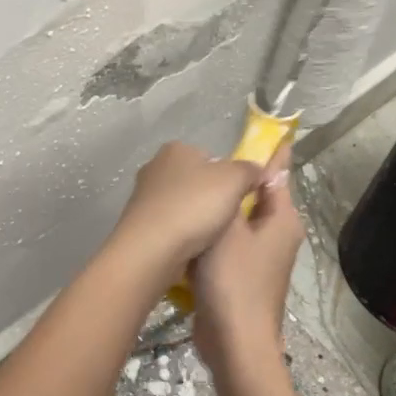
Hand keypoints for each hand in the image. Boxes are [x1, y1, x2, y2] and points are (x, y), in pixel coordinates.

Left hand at [108, 142, 264, 278]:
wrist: (152, 247)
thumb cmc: (194, 205)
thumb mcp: (234, 180)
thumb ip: (249, 170)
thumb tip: (256, 171)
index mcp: (175, 149)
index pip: (211, 157)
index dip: (229, 176)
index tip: (239, 196)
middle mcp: (155, 166)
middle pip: (197, 180)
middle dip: (212, 198)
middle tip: (227, 218)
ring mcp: (144, 194)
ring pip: (183, 203)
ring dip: (196, 217)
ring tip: (210, 235)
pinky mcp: (139, 220)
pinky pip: (170, 222)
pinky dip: (181, 232)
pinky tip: (191, 245)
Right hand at [189, 145, 302, 376]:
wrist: (235, 342)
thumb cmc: (232, 279)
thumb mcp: (228, 228)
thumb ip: (233, 194)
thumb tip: (244, 167)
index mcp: (282, 218)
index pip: (278, 172)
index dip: (272, 150)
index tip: (266, 128)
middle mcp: (277, 234)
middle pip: (255, 196)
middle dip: (231, 181)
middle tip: (202, 164)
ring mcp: (261, 258)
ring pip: (238, 221)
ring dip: (218, 210)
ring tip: (190, 192)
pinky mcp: (243, 277)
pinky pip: (228, 244)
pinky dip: (212, 235)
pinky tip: (187, 232)